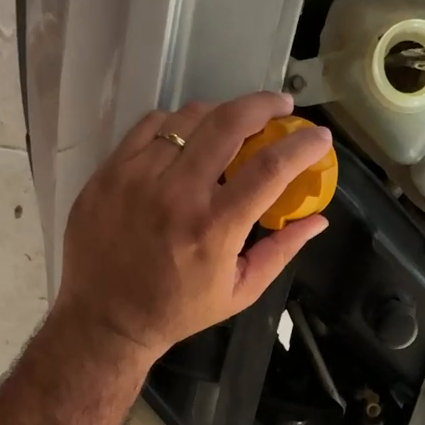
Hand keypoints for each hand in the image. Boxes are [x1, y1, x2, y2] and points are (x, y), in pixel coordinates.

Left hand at [52, 91, 332, 356]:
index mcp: (214, 228)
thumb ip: (280, 251)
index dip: (302, 146)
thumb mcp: (240, 291)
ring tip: (235, 123)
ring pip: (188, 118)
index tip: (319, 136)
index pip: (269, 169)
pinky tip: (189, 137)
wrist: (105, 318)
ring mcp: (137, 177)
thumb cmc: (179, 310)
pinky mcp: (109, 172)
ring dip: (221, 113)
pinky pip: (150, 126)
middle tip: (281, 106)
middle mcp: (176, 194)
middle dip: (264, 105)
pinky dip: (178, 124)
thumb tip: (318, 220)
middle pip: (228, 123)